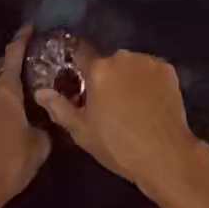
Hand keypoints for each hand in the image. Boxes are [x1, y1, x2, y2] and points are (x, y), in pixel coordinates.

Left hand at [0, 27, 50, 205]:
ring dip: (4, 76)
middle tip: (32, 54)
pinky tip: (10, 105)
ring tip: (23, 78)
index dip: (22, 38)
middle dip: (13, 56)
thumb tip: (49, 118)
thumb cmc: (10, 160)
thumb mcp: (40, 143)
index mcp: (5, 89)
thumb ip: (46, 125)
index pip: (13, 53)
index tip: (31, 26)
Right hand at [33, 48, 203, 193]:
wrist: (164, 154)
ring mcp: (148, 61)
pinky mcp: (167, 68)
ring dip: (127, 76)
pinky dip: (148, 80)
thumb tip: (40, 91)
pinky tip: (149, 101)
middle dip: (106, 75)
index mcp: (99, 68)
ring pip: (131, 64)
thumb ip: (59, 107)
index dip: (78, 65)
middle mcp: (123, 56)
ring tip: (131, 103)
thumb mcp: (82, 131)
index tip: (78, 78)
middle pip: (108, 61)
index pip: (81, 53)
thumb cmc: (117, 146)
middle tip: (108, 101)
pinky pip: (151, 70)